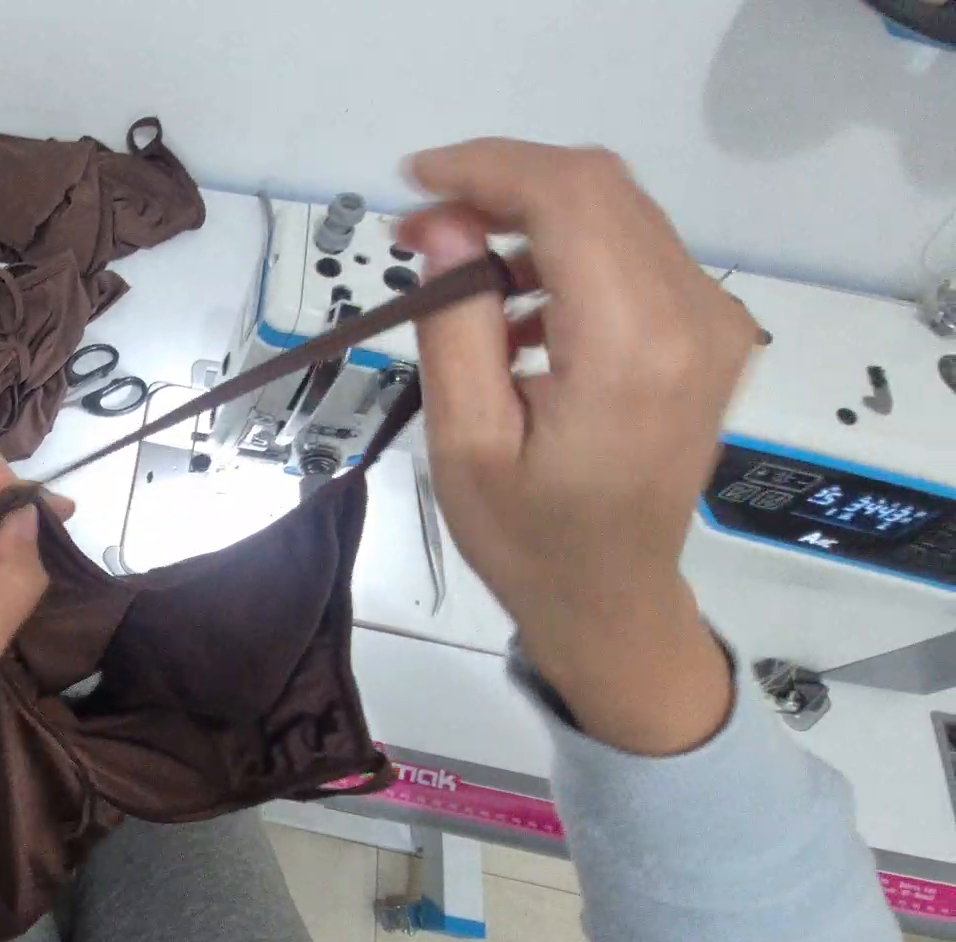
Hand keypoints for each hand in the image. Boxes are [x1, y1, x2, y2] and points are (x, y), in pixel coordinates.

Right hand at [397, 139, 761, 755]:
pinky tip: (506, 304)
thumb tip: (441, 230)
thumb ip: (455, 325)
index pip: (572, 199)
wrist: (605, 593)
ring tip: (448, 265)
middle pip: (600, 190)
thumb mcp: (463, 439)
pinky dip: (558, 252)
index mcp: (630, 346)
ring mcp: (711, 321)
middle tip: (416, 226)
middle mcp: (694, 315)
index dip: (487, 169)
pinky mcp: (702, 332)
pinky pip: (629, 254)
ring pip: (617, 213)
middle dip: (499, 186)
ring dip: (525, 218)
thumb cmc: (520, 533)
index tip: (411, 182)